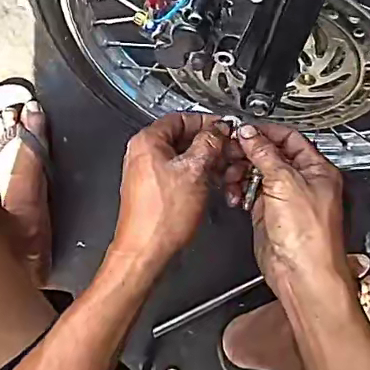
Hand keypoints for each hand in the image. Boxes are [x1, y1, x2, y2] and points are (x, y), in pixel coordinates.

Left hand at [108, 113, 230, 275]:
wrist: (145, 251)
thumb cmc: (160, 217)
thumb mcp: (195, 171)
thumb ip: (209, 143)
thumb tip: (218, 130)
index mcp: (147, 141)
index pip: (181, 117)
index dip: (206, 121)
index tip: (224, 128)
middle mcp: (142, 154)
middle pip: (182, 136)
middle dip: (208, 143)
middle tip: (227, 149)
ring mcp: (146, 173)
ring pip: (182, 156)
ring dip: (204, 160)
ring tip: (222, 168)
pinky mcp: (153, 190)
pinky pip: (177, 173)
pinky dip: (195, 175)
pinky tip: (209, 184)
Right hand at [229, 124, 352, 298]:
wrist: (302, 274)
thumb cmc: (310, 237)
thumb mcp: (285, 182)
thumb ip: (265, 154)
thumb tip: (250, 134)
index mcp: (316, 169)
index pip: (288, 138)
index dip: (265, 132)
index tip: (243, 131)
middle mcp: (301, 182)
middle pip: (270, 155)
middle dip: (248, 152)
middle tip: (230, 152)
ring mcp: (284, 198)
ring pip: (256, 173)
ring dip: (240, 172)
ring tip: (231, 176)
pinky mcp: (268, 213)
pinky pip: (249, 193)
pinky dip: (239, 191)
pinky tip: (234, 194)